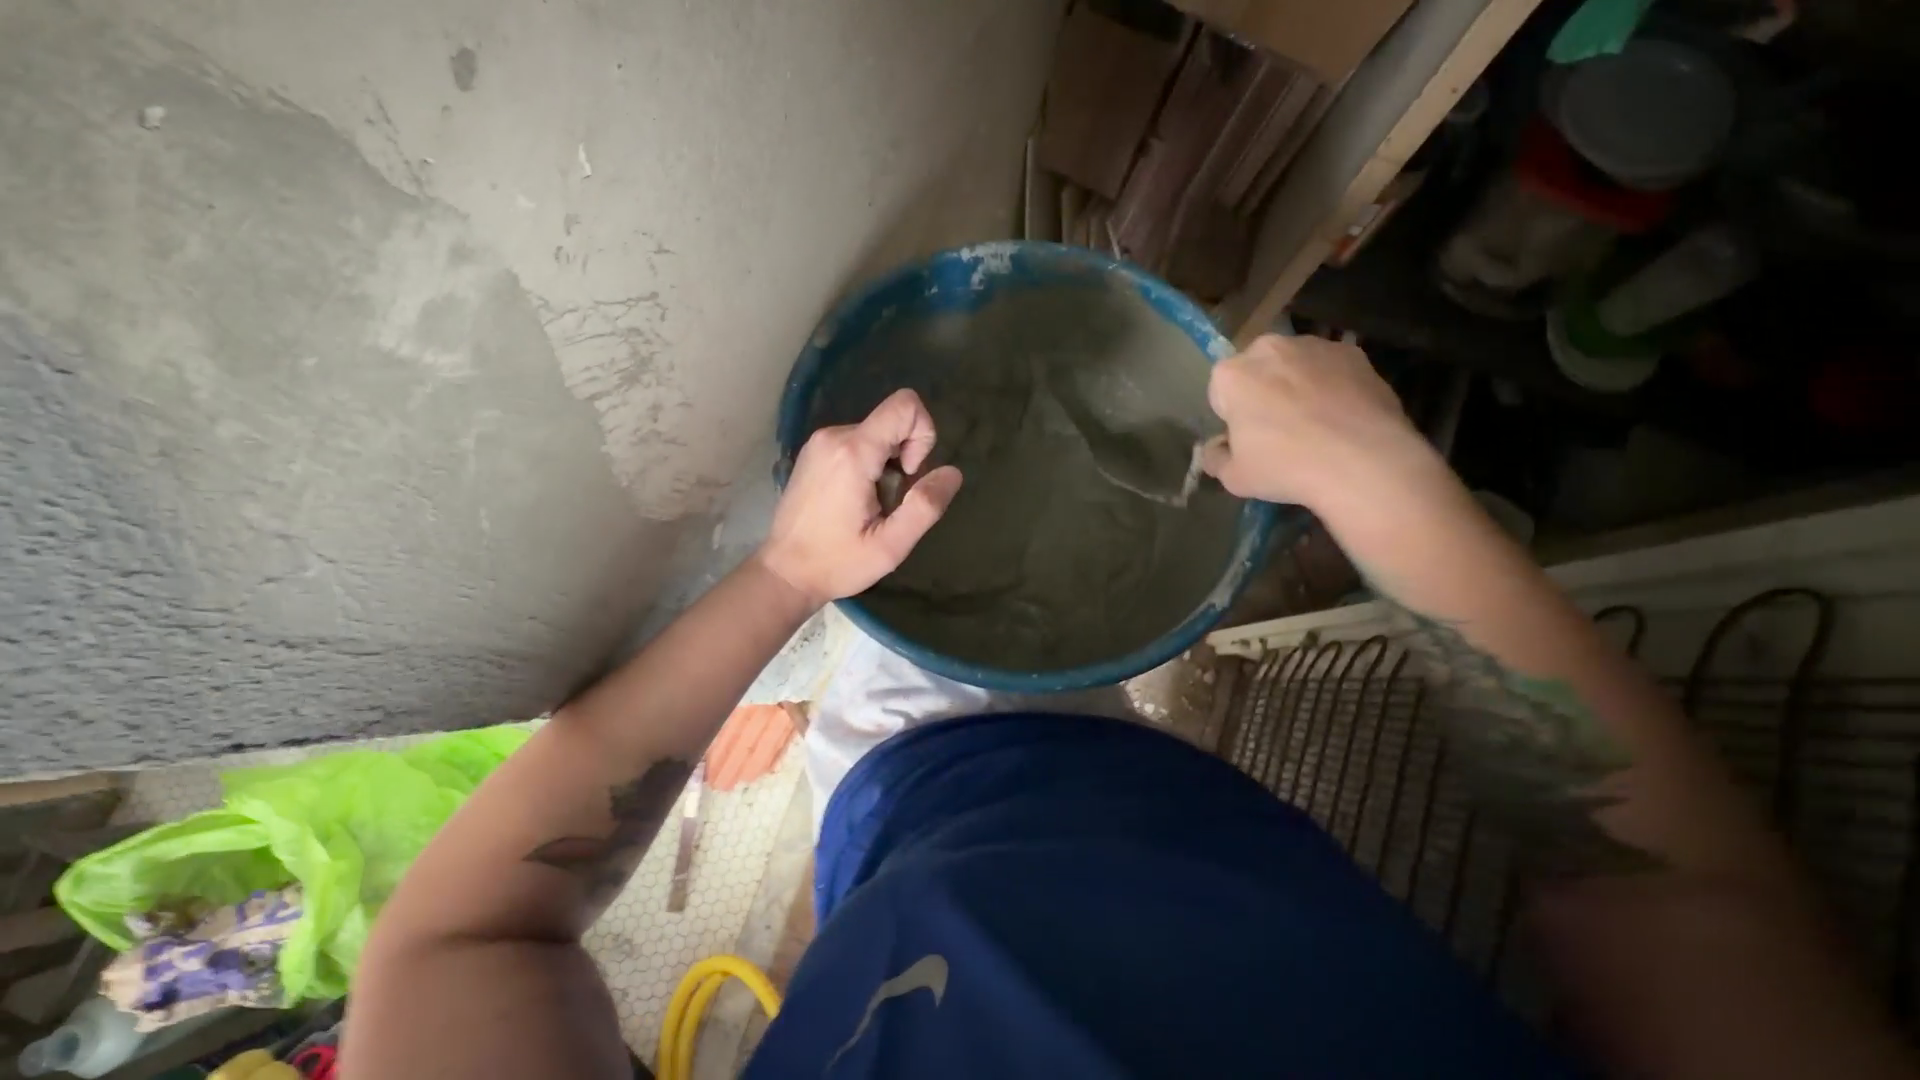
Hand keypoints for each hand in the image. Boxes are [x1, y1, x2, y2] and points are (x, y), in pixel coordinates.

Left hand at [758, 389, 963, 606]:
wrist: (785, 573)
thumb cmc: (837, 563)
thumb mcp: (891, 546)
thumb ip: (925, 507)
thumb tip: (952, 472)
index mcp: (853, 452)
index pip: (905, 405)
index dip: (922, 437)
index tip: (908, 478)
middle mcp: (834, 436)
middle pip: (893, 423)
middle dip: (905, 460)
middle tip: (889, 504)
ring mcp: (820, 442)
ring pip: (877, 435)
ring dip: (888, 466)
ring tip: (872, 507)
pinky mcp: (815, 451)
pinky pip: (858, 443)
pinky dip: (870, 466)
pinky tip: (856, 502)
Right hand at [1201, 334, 1445, 514]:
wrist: (1363, 462)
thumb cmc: (1287, 468)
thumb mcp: (1236, 478)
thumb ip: (1217, 459)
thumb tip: (1216, 449)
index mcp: (1232, 374)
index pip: (1220, 392)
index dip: (1232, 417)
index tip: (1248, 440)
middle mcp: (1269, 348)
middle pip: (1257, 370)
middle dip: (1263, 391)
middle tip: (1280, 430)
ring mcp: (1314, 346)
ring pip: (1295, 365)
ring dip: (1297, 385)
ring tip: (1317, 423)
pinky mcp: (1353, 353)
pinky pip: (1331, 368)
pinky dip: (1332, 385)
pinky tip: (1343, 416)